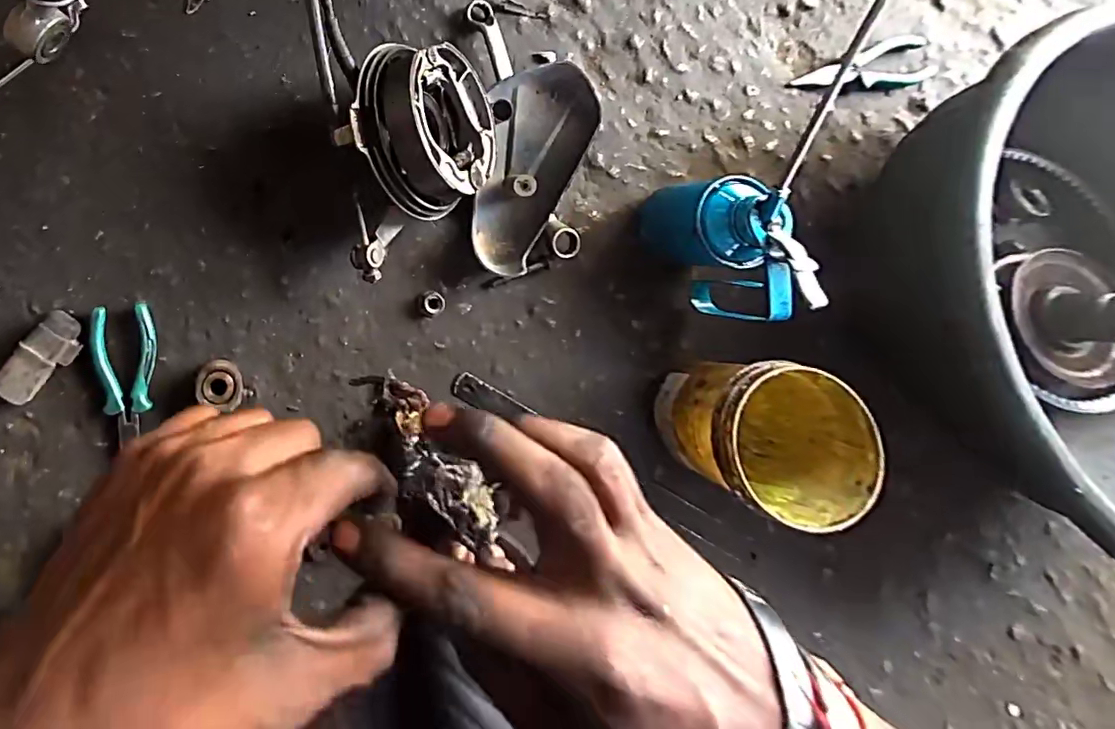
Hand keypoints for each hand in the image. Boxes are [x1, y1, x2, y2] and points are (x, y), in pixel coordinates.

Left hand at [0, 407, 400, 728]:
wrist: (54, 702)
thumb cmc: (176, 702)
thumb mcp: (289, 687)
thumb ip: (366, 638)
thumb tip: (391, 595)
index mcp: (260, 518)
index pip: (344, 467)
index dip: (370, 485)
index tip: (373, 505)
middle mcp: (218, 467)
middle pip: (303, 435)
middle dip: (321, 473)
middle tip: (312, 523)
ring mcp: (171, 454)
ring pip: (256, 421)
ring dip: (274, 456)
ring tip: (265, 504)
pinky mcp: (137, 455)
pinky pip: (205, 421)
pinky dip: (226, 444)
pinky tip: (218, 489)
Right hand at [334, 404, 780, 728]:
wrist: (761, 727)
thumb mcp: (554, 722)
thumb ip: (494, 657)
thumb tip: (441, 584)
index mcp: (581, 652)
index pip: (468, 597)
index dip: (398, 563)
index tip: (353, 532)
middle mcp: (614, 585)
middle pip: (545, 492)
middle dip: (480, 445)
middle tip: (429, 423)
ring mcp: (643, 544)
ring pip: (583, 462)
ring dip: (517, 426)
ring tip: (471, 416)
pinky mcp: (658, 522)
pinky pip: (607, 461)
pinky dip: (559, 433)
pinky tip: (528, 431)